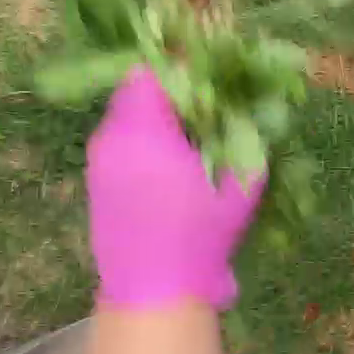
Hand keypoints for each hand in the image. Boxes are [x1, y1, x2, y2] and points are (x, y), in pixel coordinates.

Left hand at [85, 68, 262, 310]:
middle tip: (215, 93)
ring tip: (200, 121)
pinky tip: (179, 150)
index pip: (152, 76)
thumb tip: (253, 105)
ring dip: (160, 108)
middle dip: (174, 85)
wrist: (155, 287)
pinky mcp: (99, 179)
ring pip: (127, 113)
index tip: (217, 69)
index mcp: (146, 135)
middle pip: (136, 90)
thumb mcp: (243, 181)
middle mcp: (114, 141)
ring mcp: (100, 161)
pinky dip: (148, 130)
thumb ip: (246, 136)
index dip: (184, 66)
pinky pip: (122, 137)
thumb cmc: (203, 231)